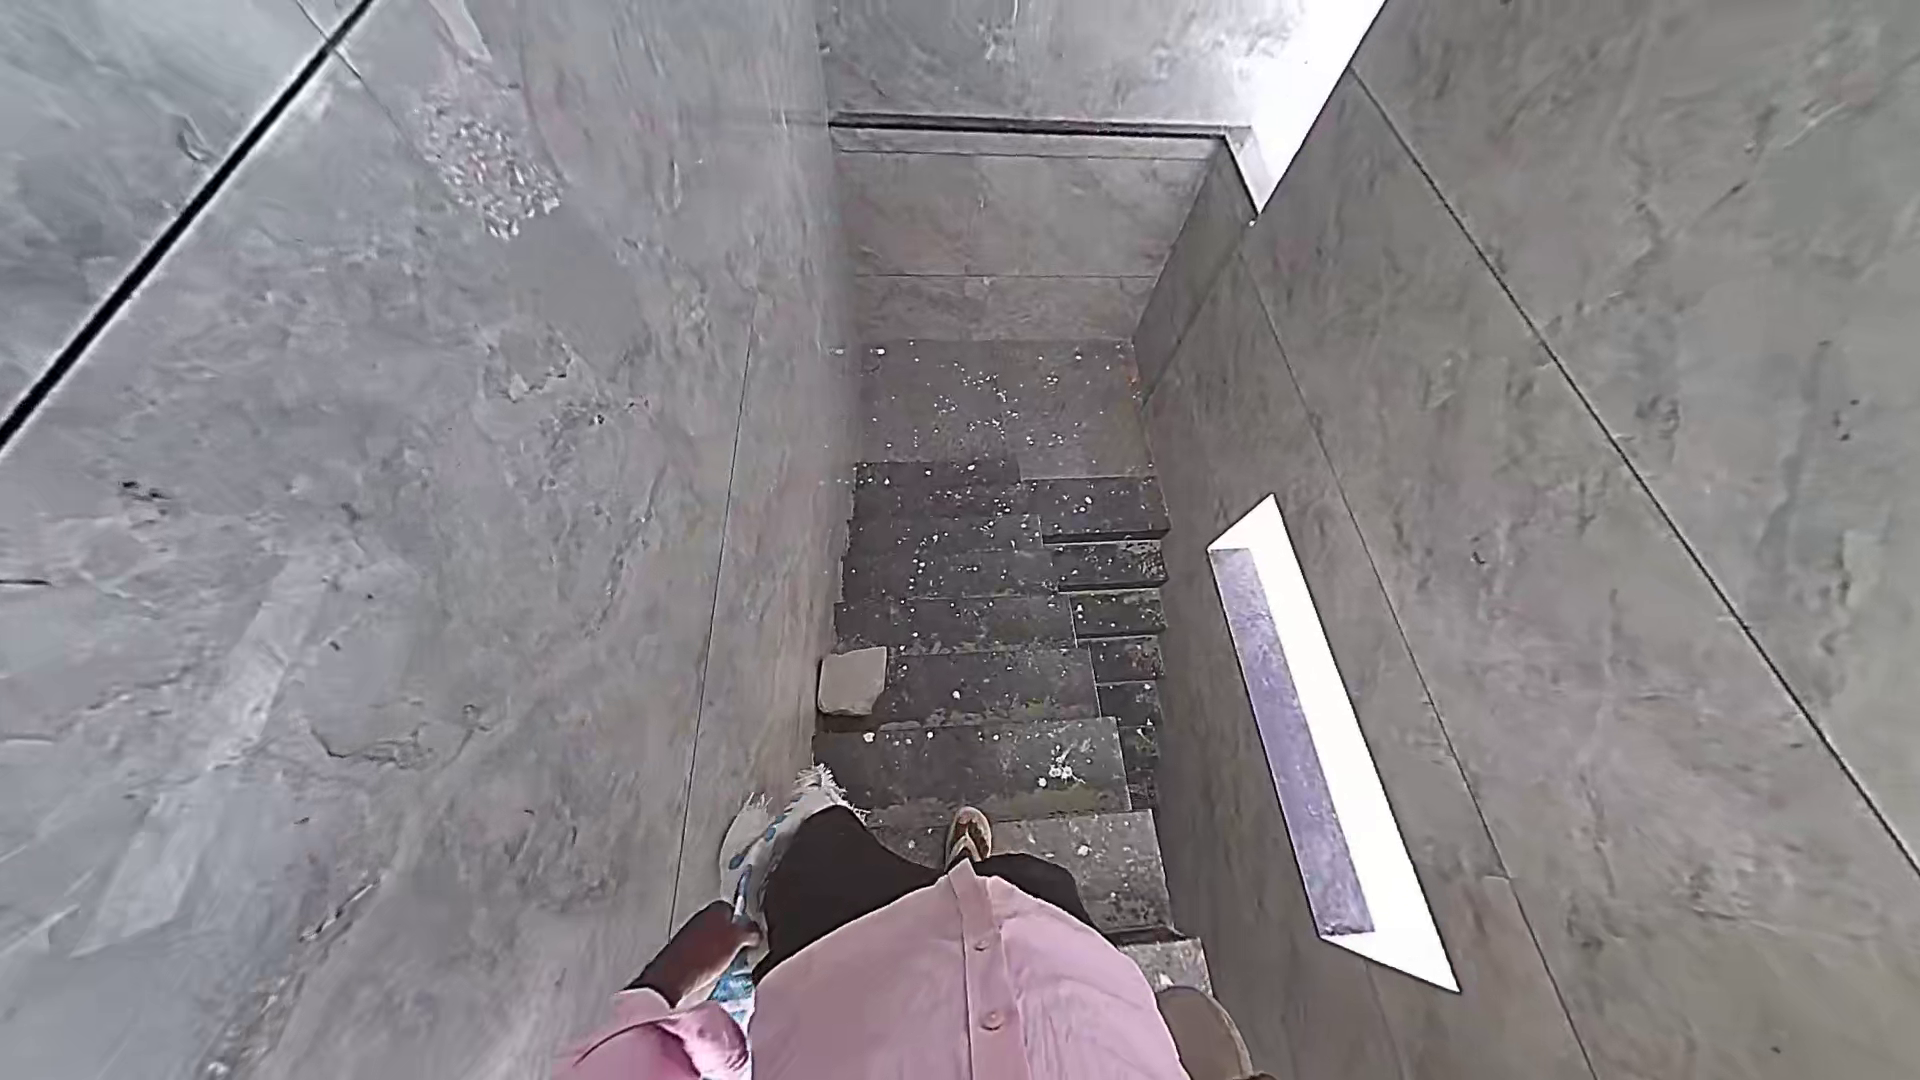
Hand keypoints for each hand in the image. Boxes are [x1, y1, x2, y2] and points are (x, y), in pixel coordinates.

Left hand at [632, 900, 760, 1005]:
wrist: (671, 981)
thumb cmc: (705, 955)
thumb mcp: (738, 939)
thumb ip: (752, 931)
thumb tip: (757, 933)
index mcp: (717, 907)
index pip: (739, 910)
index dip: (747, 926)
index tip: (751, 939)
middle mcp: (703, 917)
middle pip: (727, 927)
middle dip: (735, 941)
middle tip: (741, 954)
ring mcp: (691, 937)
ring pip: (716, 944)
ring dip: (723, 955)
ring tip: (726, 968)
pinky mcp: (682, 956)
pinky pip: (704, 957)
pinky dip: (710, 966)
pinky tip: (712, 975)